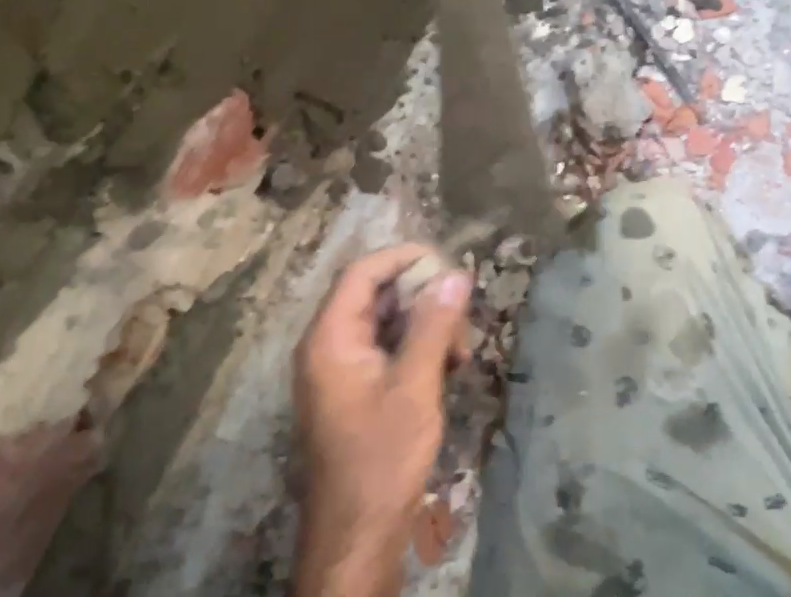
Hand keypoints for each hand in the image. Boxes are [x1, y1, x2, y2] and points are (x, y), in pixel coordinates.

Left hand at [295, 243, 472, 596]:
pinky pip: (387, 350)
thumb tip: (457, 274)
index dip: (404, 258)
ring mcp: (340, 371)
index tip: (448, 263)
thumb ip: (435, 325)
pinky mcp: (356, 392)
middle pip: (375, 295)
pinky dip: (418, 349)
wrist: (358, 532)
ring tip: (460, 353)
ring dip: (427, 326)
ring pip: (386, 323)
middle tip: (462, 318)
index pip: (362, 273)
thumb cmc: (383, 456)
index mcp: (330, 339)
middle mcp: (328, 347)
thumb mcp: (415, 385)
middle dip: (423, 298)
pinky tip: (448, 368)